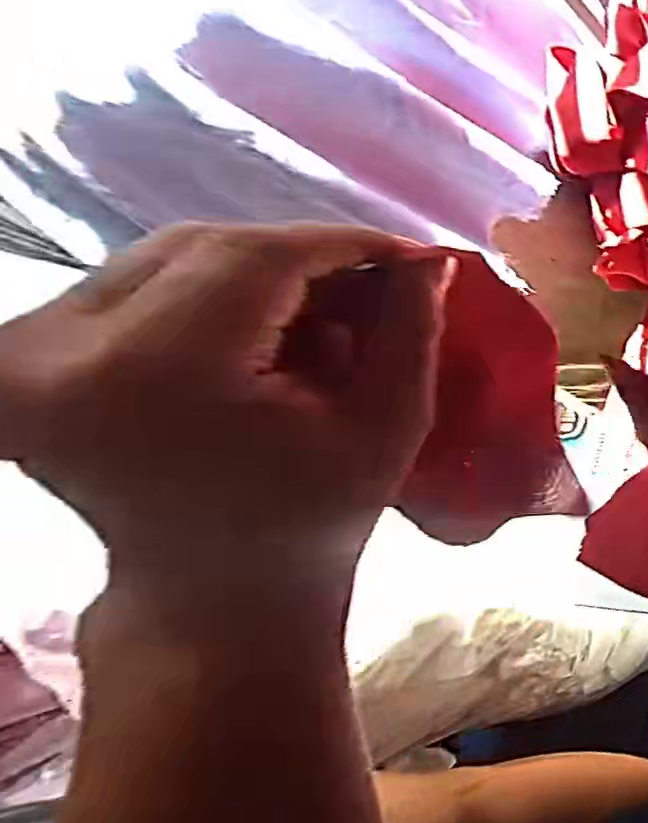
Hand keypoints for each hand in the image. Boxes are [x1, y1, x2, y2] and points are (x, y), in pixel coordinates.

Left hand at [0, 223, 450, 637]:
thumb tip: (431, 260)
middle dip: (309, 253)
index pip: (254, 258)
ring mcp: (12, 349)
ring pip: (167, 256)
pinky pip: (139, 283)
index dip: (344, 242)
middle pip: (202, 246)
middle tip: (383, 277)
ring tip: (336, 303)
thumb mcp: (391, 420)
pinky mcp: (11, 351)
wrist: (217, 580)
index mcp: (153, 374)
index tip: (413, 253)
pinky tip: (276, 321)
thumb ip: (409, 330)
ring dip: (267, 268)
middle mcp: (50, 348)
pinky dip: (222, 289)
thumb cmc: (323, 511)